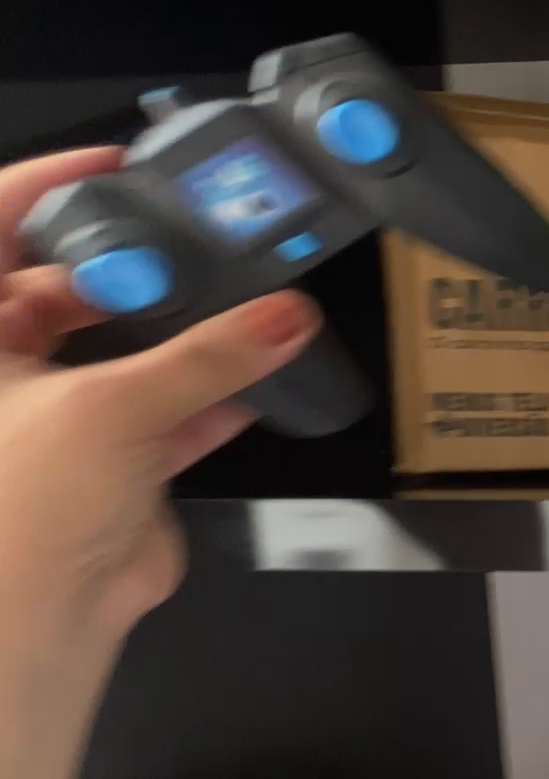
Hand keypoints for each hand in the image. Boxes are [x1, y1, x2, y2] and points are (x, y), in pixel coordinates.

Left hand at [0, 148, 322, 650]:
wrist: (39, 608)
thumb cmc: (20, 496)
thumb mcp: (112, 407)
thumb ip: (209, 359)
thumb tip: (289, 316)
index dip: (42, 190)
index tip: (120, 170)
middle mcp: (2, 367)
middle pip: (66, 291)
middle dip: (141, 271)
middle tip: (214, 250)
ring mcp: (61, 412)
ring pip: (131, 355)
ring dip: (194, 340)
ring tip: (257, 311)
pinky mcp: (119, 456)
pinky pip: (177, 412)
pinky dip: (221, 401)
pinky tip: (267, 385)